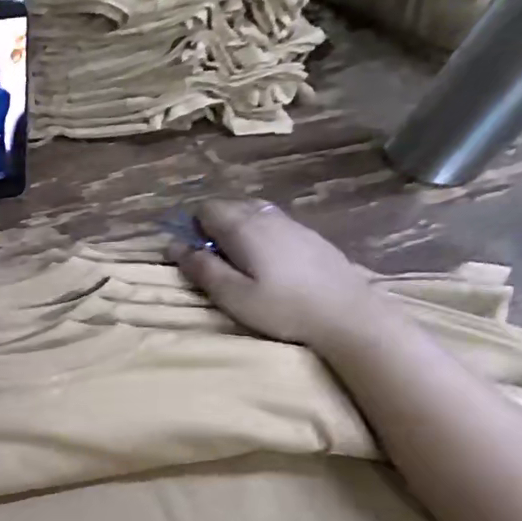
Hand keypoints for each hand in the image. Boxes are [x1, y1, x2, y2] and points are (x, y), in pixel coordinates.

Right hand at [170, 199, 385, 351]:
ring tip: (240, 264)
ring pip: (253, 213)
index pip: (205, 208)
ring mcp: (291, 223)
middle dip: (214, 227)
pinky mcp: (310, 235)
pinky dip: (261, 235)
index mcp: (243, 226)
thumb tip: (173, 246)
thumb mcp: (233, 296)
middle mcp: (266, 215)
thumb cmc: (283, 308)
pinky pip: (273, 224)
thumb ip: (202, 268)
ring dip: (238, 230)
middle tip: (215, 263)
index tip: (195, 255)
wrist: (348, 314)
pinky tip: (270, 265)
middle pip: (229, 206)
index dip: (192, 227)